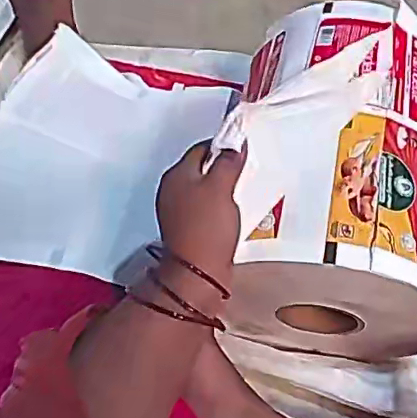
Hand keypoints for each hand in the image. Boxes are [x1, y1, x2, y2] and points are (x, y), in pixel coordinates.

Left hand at [157, 142, 245, 282]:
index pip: (201, 148)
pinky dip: (219, 205)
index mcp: (177, 174)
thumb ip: (227, 162)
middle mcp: (172, 189)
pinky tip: (232, 211)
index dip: (223, 146)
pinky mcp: (187, 227)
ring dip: (221, 187)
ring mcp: (178, 210)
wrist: (199, 272)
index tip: (241, 149)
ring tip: (241, 191)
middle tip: (244, 170)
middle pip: (201, 168)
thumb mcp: (222, 187)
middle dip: (222, 167)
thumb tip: (233, 146)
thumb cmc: (207, 228)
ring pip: (203, 188)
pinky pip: (205, 207)